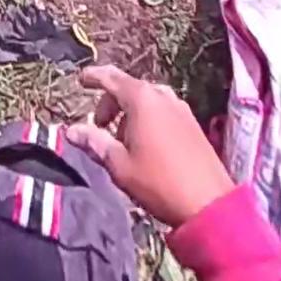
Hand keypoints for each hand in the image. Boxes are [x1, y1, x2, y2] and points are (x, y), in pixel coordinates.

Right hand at [66, 65, 233, 227]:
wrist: (209, 204)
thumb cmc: (159, 181)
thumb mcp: (120, 164)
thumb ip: (94, 142)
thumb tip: (71, 130)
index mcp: (141, 98)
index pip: (110, 77)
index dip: (93, 76)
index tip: (80, 80)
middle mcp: (161, 94)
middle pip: (127, 88)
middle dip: (109, 104)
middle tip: (99, 128)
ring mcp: (179, 106)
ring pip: (145, 100)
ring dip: (128, 113)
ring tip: (122, 142)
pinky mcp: (191, 121)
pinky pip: (160, 109)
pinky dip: (145, 117)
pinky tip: (144, 144)